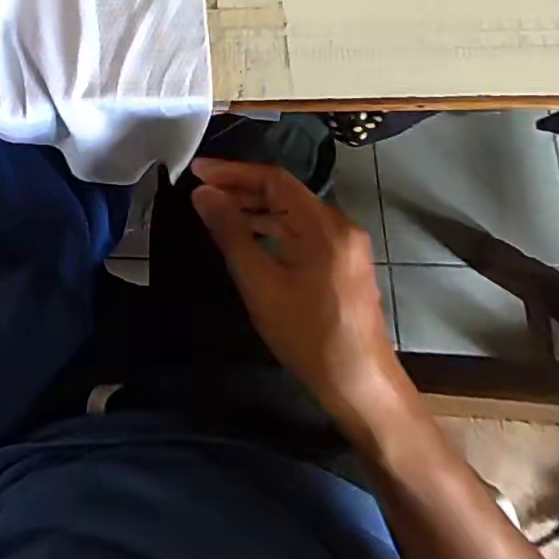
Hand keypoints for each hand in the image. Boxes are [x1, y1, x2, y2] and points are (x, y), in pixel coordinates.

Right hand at [190, 159, 404, 421]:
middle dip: (240, 188)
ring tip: (215, 212)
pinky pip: (301, 230)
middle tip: (200, 191)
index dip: (232, 171)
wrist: (361, 387)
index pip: (274, 179)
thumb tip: (203, 193)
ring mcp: (345, 244)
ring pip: (292, 212)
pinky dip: (272, 227)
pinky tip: (247, 237)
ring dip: (254, 208)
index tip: (197, 171)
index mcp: (323, 225)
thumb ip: (230, 232)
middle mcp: (339, 225)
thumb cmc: (308, 334)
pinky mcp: (342, 262)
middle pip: (284, 192)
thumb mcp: (259, 283)